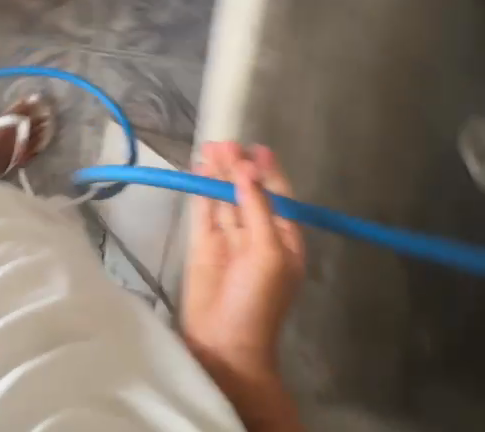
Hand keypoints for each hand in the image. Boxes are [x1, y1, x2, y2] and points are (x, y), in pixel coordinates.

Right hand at [181, 143, 304, 393]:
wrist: (224, 341)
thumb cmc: (258, 299)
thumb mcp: (268, 251)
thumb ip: (257, 206)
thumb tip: (247, 166)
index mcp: (284, 239)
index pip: (278, 196)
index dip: (268, 171)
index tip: (257, 147)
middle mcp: (258, 234)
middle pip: (248, 191)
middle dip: (239, 167)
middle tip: (226, 142)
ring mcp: (229, 238)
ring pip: (225, 196)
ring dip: (219, 172)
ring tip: (212, 145)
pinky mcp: (203, 243)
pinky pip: (204, 209)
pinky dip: (202, 188)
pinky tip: (200, 168)